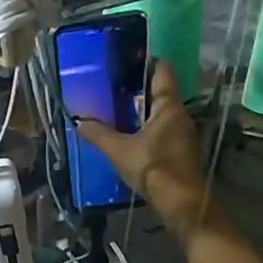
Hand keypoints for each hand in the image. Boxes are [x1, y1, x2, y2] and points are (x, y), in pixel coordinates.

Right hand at [75, 60, 216, 243]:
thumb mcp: (120, 151)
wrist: (181, 203)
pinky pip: (162, 131)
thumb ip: (99, 135)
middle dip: (137, 89)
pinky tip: (129, 137)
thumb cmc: (154, 169)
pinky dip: (146, 129)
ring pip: (160, 114)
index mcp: (169, 106)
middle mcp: (180, 115)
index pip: (162, 70)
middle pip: (160, 92)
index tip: (126, 59)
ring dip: (141, 112)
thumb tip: (79, 122)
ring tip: (116, 112)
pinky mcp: (180, 151)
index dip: (146, 61)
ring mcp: (183, 134)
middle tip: (112, 88)